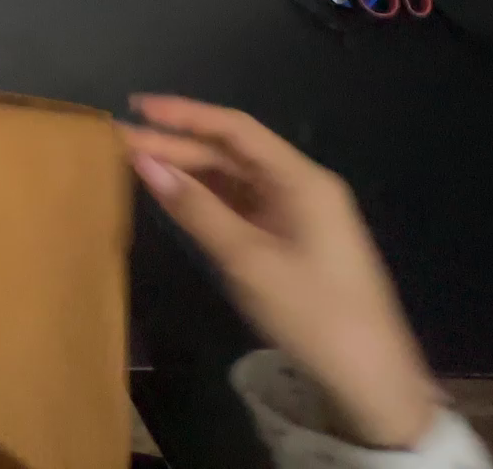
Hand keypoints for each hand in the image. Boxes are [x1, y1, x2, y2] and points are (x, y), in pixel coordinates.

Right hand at [122, 95, 439, 449]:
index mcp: (300, 180)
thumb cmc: (314, 314)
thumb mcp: (247, 259)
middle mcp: (296, 185)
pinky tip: (166, 189)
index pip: (234, 129)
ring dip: (182, 167)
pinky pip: (232, 201)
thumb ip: (194, 207)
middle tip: (120, 138)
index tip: (137, 105)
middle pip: (226, 151)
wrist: (372, 385)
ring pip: (226, 176)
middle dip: (174, 142)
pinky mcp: (281, 236)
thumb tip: (143, 162)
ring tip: (132, 158)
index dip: (184, 113)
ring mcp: (289, 212)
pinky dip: (198, 194)